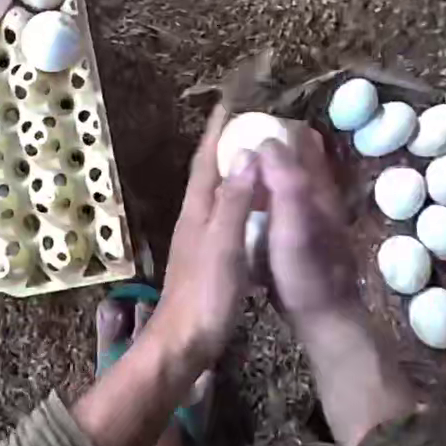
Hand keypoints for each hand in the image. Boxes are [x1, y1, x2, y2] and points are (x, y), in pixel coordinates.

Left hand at [146, 108, 260, 373]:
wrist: (185, 340)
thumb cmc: (205, 293)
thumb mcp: (223, 244)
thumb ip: (234, 201)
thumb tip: (248, 154)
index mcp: (196, 210)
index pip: (206, 161)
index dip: (217, 132)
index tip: (230, 104)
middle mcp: (195, 218)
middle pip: (211, 173)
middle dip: (227, 147)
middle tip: (253, 125)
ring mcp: (200, 238)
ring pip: (219, 195)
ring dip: (236, 173)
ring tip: (260, 158)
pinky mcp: (210, 257)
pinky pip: (228, 217)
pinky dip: (244, 203)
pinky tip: (259, 209)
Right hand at [255, 129, 417, 445]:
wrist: (323, 318)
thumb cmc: (305, 272)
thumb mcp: (293, 227)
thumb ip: (285, 184)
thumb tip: (268, 142)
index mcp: (316, 189)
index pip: (303, 141)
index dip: (278, 125)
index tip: (247, 117)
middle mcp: (319, 196)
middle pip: (299, 155)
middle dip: (273, 140)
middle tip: (239, 135)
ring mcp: (312, 215)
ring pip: (291, 175)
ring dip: (270, 162)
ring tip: (241, 158)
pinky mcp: (302, 234)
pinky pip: (284, 198)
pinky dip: (269, 187)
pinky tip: (252, 196)